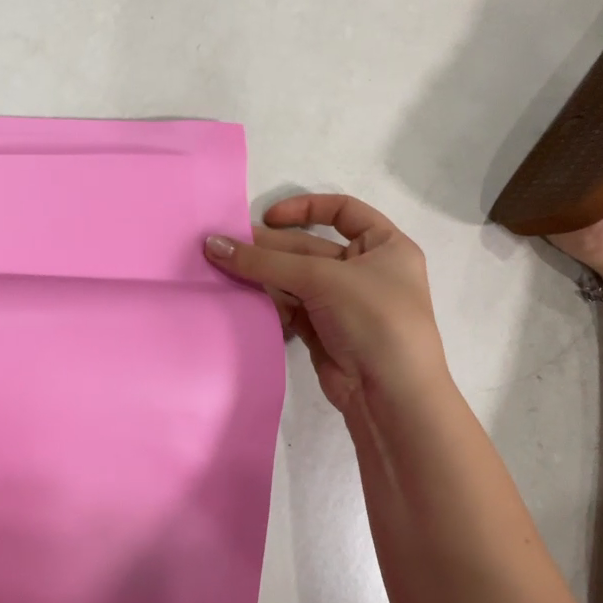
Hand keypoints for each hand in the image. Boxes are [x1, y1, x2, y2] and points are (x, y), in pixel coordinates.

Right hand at [205, 194, 451, 416]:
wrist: (390, 395)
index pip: (343, 210)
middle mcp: (366, 269)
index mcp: (386, 246)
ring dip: (262, 274)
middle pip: (308, 247)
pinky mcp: (324, 329)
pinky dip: (268, 299)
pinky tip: (241, 296)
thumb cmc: (373, 319)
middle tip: (224, 246)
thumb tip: (212, 243)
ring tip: (222, 269)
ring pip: (294, 278)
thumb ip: (262, 261)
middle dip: (268, 247)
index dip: (305, 207)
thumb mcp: (321, 279)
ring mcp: (344, 302)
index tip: (267, 218)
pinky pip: (289, 304)